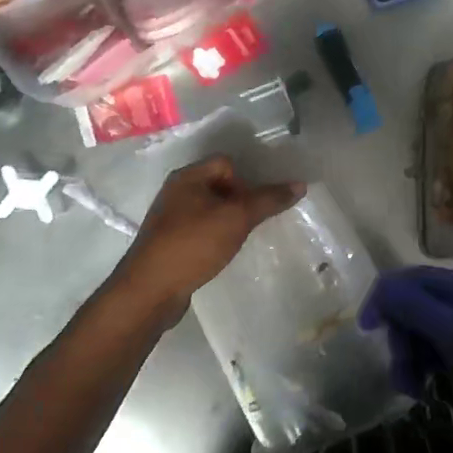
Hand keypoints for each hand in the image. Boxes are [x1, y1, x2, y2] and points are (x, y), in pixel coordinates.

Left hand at [116, 156, 303, 316]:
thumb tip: (300, 184)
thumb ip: (268, 200)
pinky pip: (200, 231)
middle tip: (249, 225)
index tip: (252, 208)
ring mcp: (170, 218)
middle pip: (219, 186)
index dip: (245, 181)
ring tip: (237, 242)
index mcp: (187, 177)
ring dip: (228, 222)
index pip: (227, 163)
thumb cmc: (194, 244)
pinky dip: (214, 239)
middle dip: (240, 203)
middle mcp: (176, 192)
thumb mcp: (237, 218)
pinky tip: (219, 255)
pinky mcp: (170, 242)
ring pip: (210, 210)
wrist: (152, 288)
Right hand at [360, 266, 452, 452]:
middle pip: (411, 306)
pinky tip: (422, 390)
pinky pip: (430, 354)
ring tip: (411, 388)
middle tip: (402, 368)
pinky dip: (420, 370)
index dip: (385, 298)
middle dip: (399, 336)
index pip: (410, 278)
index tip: (368, 331)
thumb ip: (419, 308)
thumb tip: (381, 288)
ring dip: (407, 357)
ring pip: (418, 333)